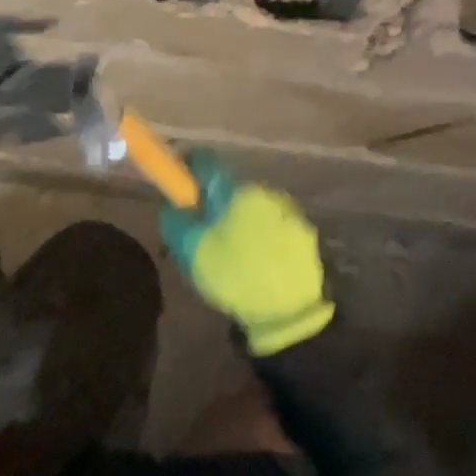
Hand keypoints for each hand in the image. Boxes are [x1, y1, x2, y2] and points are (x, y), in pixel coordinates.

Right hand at [159, 151, 334, 356]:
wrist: (289, 314)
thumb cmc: (232, 274)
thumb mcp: (186, 246)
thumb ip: (174, 216)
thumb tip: (176, 204)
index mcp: (238, 192)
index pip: (205, 160)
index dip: (182, 165)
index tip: (170, 181)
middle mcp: (268, 196)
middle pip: (226, 187)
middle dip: (207, 201)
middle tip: (191, 227)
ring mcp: (291, 217)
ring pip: (248, 208)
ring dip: (230, 220)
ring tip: (220, 250)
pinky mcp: (304, 239)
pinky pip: (267, 226)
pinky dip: (251, 235)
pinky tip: (245, 261)